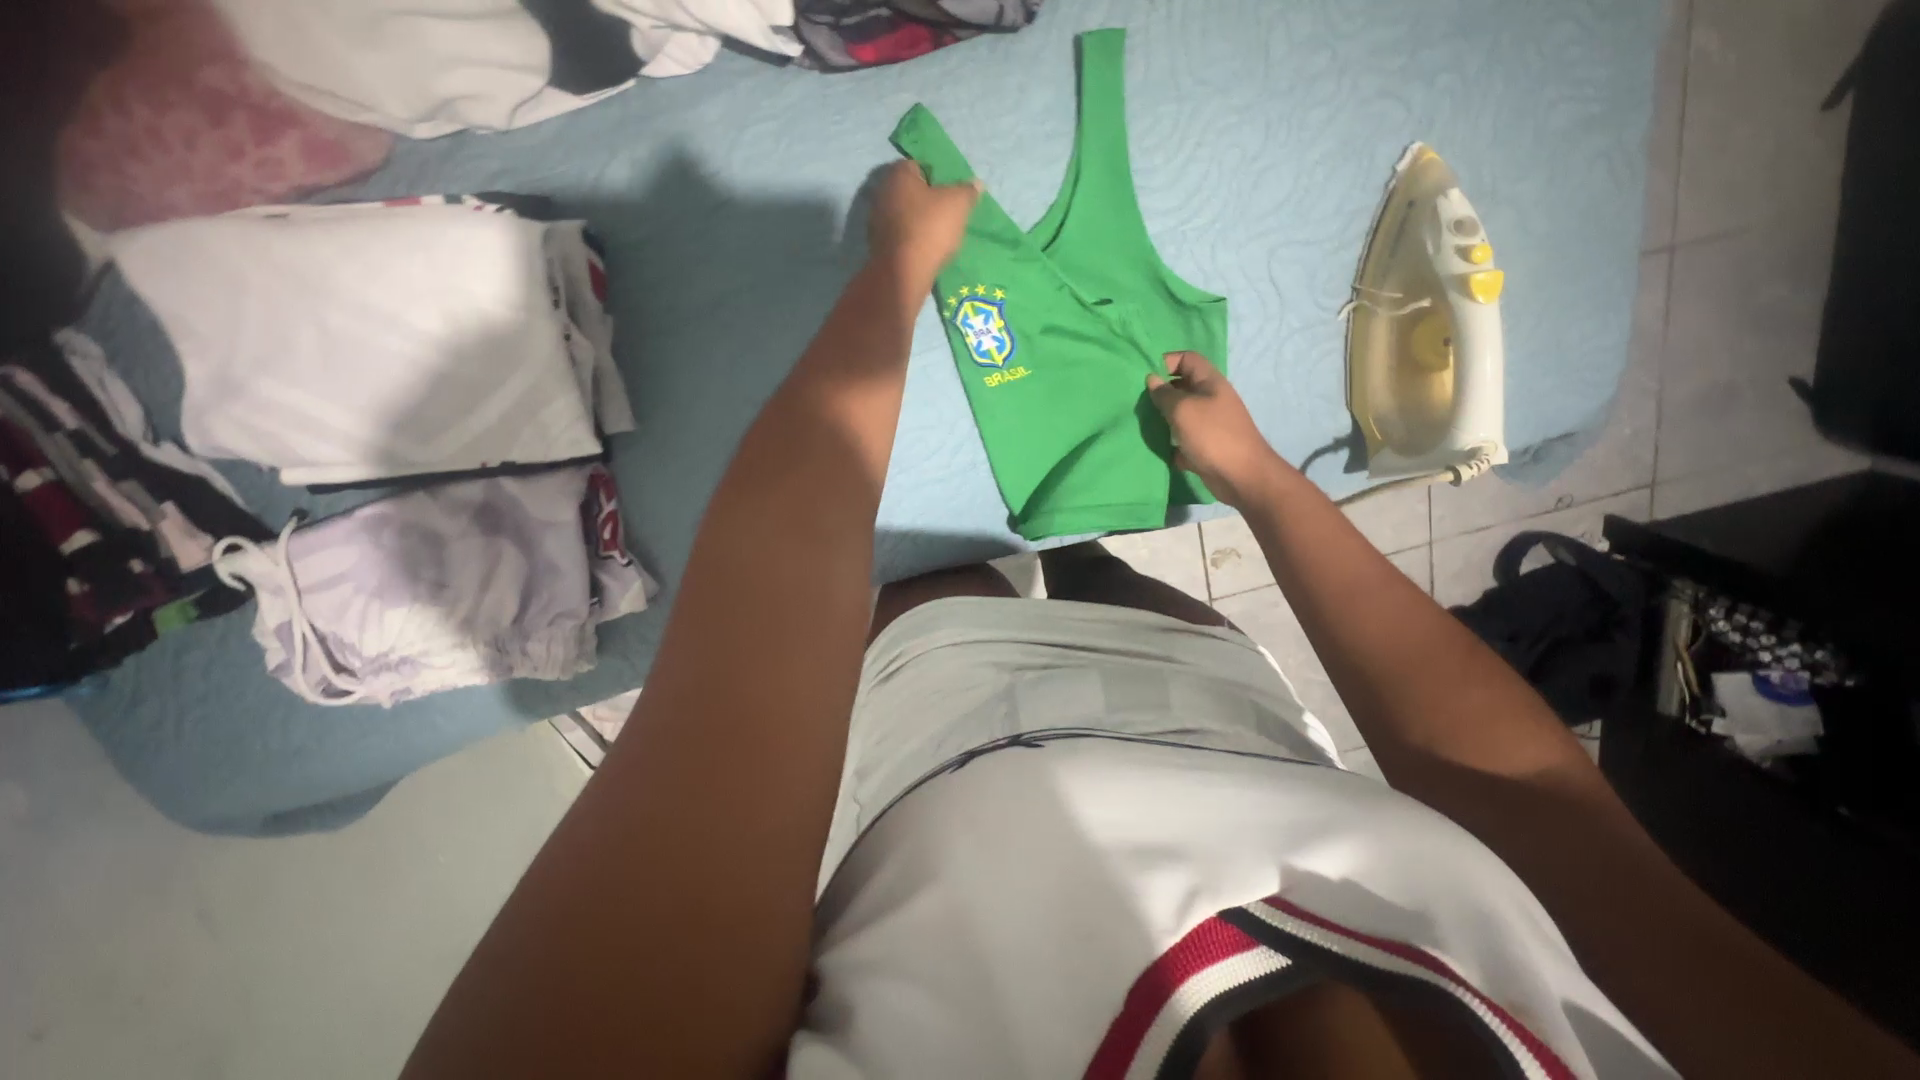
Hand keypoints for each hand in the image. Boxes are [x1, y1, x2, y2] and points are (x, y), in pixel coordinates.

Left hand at [868, 160, 980, 293]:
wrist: (903, 273)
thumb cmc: (930, 228)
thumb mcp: (958, 204)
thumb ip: (967, 190)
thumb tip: (976, 183)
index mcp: (898, 174)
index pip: (919, 165)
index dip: (937, 177)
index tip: (950, 192)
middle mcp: (882, 192)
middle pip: (911, 191)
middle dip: (928, 199)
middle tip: (947, 212)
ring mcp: (876, 219)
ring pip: (904, 213)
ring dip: (919, 220)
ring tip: (939, 233)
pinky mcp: (878, 243)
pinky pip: (900, 233)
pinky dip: (911, 237)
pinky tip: (925, 248)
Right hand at [1146, 351, 1288, 508]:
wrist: (1241, 476)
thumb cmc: (1212, 435)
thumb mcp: (1183, 409)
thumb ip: (1164, 394)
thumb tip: (1152, 380)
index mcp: (1210, 382)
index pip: (1187, 359)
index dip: (1166, 361)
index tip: (1144, 376)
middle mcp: (1210, 399)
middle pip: (1182, 386)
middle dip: (1160, 393)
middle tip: (1138, 403)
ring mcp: (1208, 423)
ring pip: (1180, 414)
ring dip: (1162, 419)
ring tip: (1142, 424)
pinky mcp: (1204, 445)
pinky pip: (1182, 439)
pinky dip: (1170, 443)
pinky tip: (1155, 448)